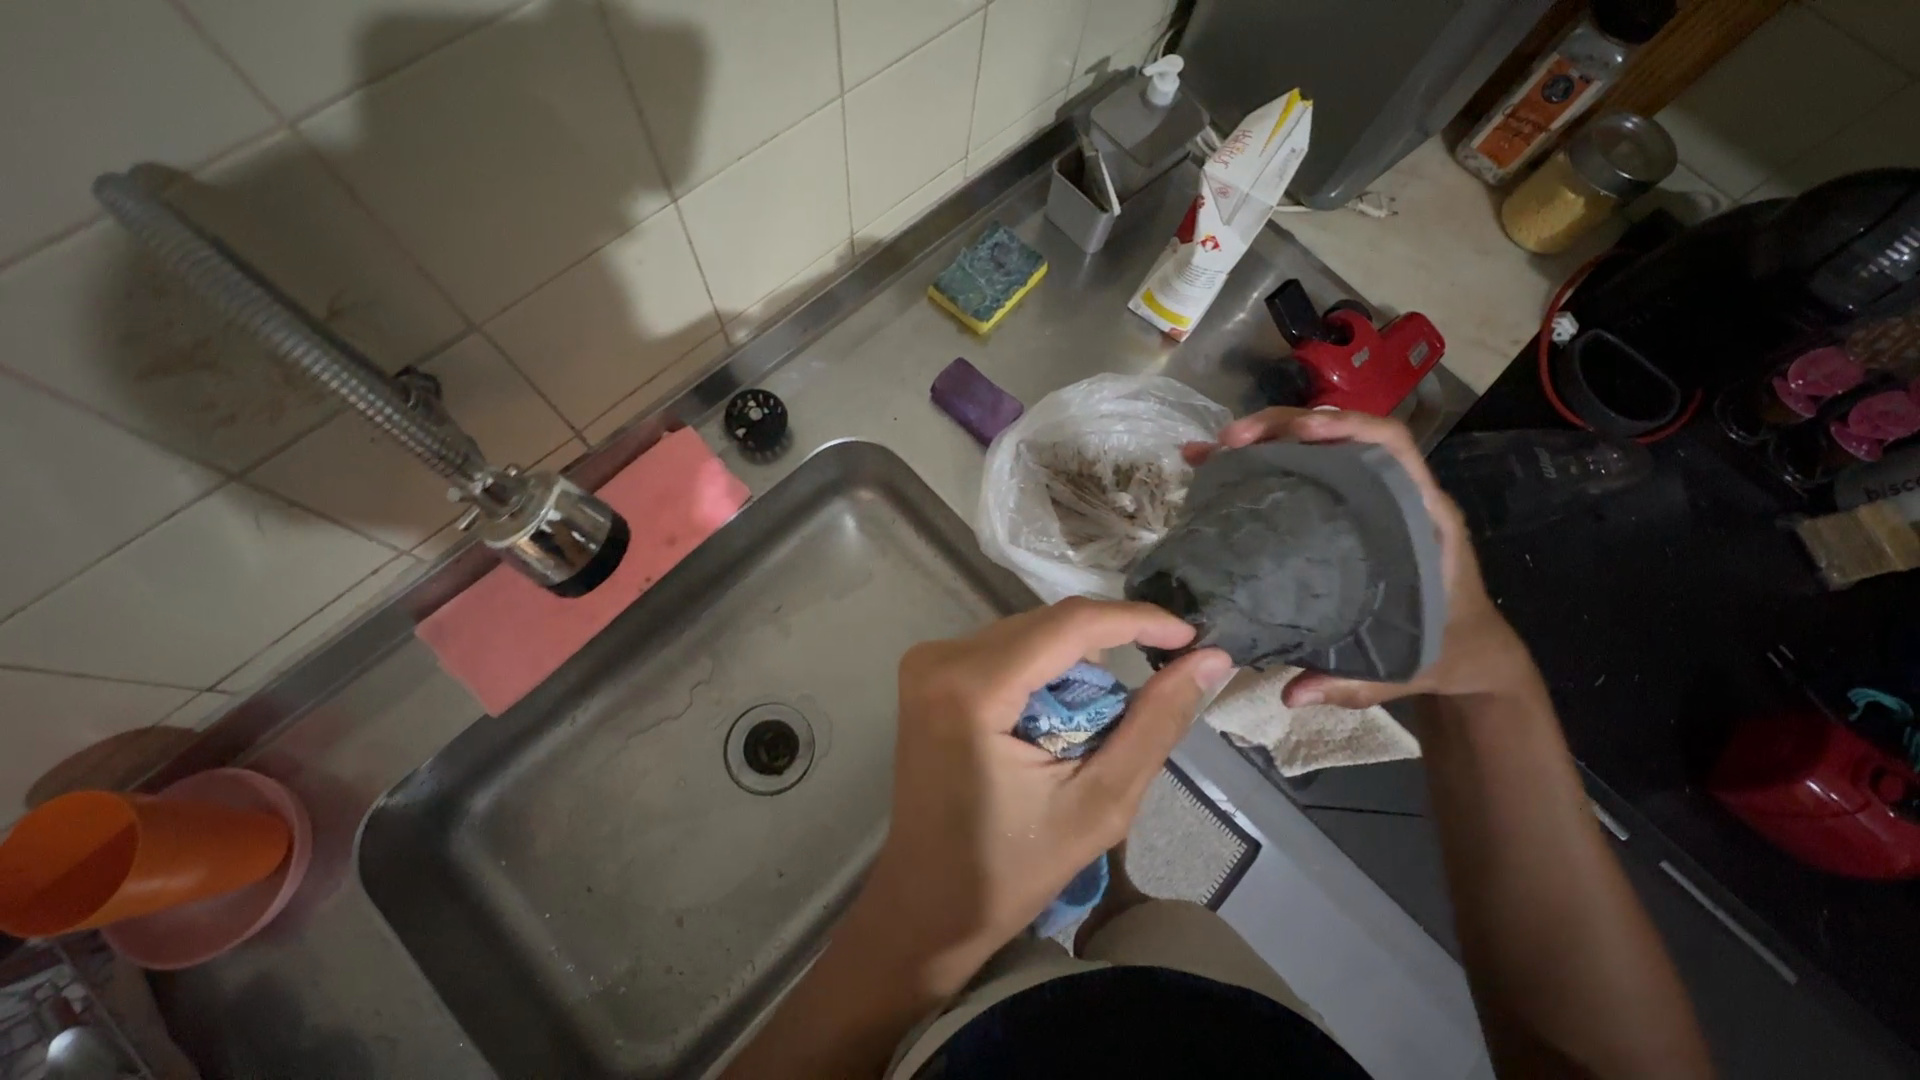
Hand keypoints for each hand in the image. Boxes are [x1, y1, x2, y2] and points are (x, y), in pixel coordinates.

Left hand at [857, 598, 1232, 990]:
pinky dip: (1045, 672)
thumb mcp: (1099, 803)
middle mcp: (941, 657)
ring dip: (1077, 664)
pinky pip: (1006, 649)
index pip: (1070, 623)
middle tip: (1162, 683)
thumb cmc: (1011, 868)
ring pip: (1030, 633)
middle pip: (1049, 624)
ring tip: (1106, 721)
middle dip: (1110, 647)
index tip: (1193, 638)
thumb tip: (1210, 660)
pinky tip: (1063, 717)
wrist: (927, 903)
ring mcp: (928, 662)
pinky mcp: (928, 673)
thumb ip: (1155, 723)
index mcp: (972, 688)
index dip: (1138, 620)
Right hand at [1184, 408, 1529, 709]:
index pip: (1390, 447)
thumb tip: (1292, 694)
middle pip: (1339, 436)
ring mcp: (1363, 501)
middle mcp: (1391, 497)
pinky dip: (1260, 469)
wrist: (1469, 652)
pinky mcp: (1340, 514)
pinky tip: (1217, 473)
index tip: (1294, 434)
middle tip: (1228, 440)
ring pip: (1314, 451)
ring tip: (1211, 450)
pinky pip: (1302, 478)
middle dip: (1282, 427)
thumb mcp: (1407, 668)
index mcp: (1421, 517)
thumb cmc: (1448, 651)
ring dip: (1264, 441)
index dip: (1344, 429)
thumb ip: (1355, 683)